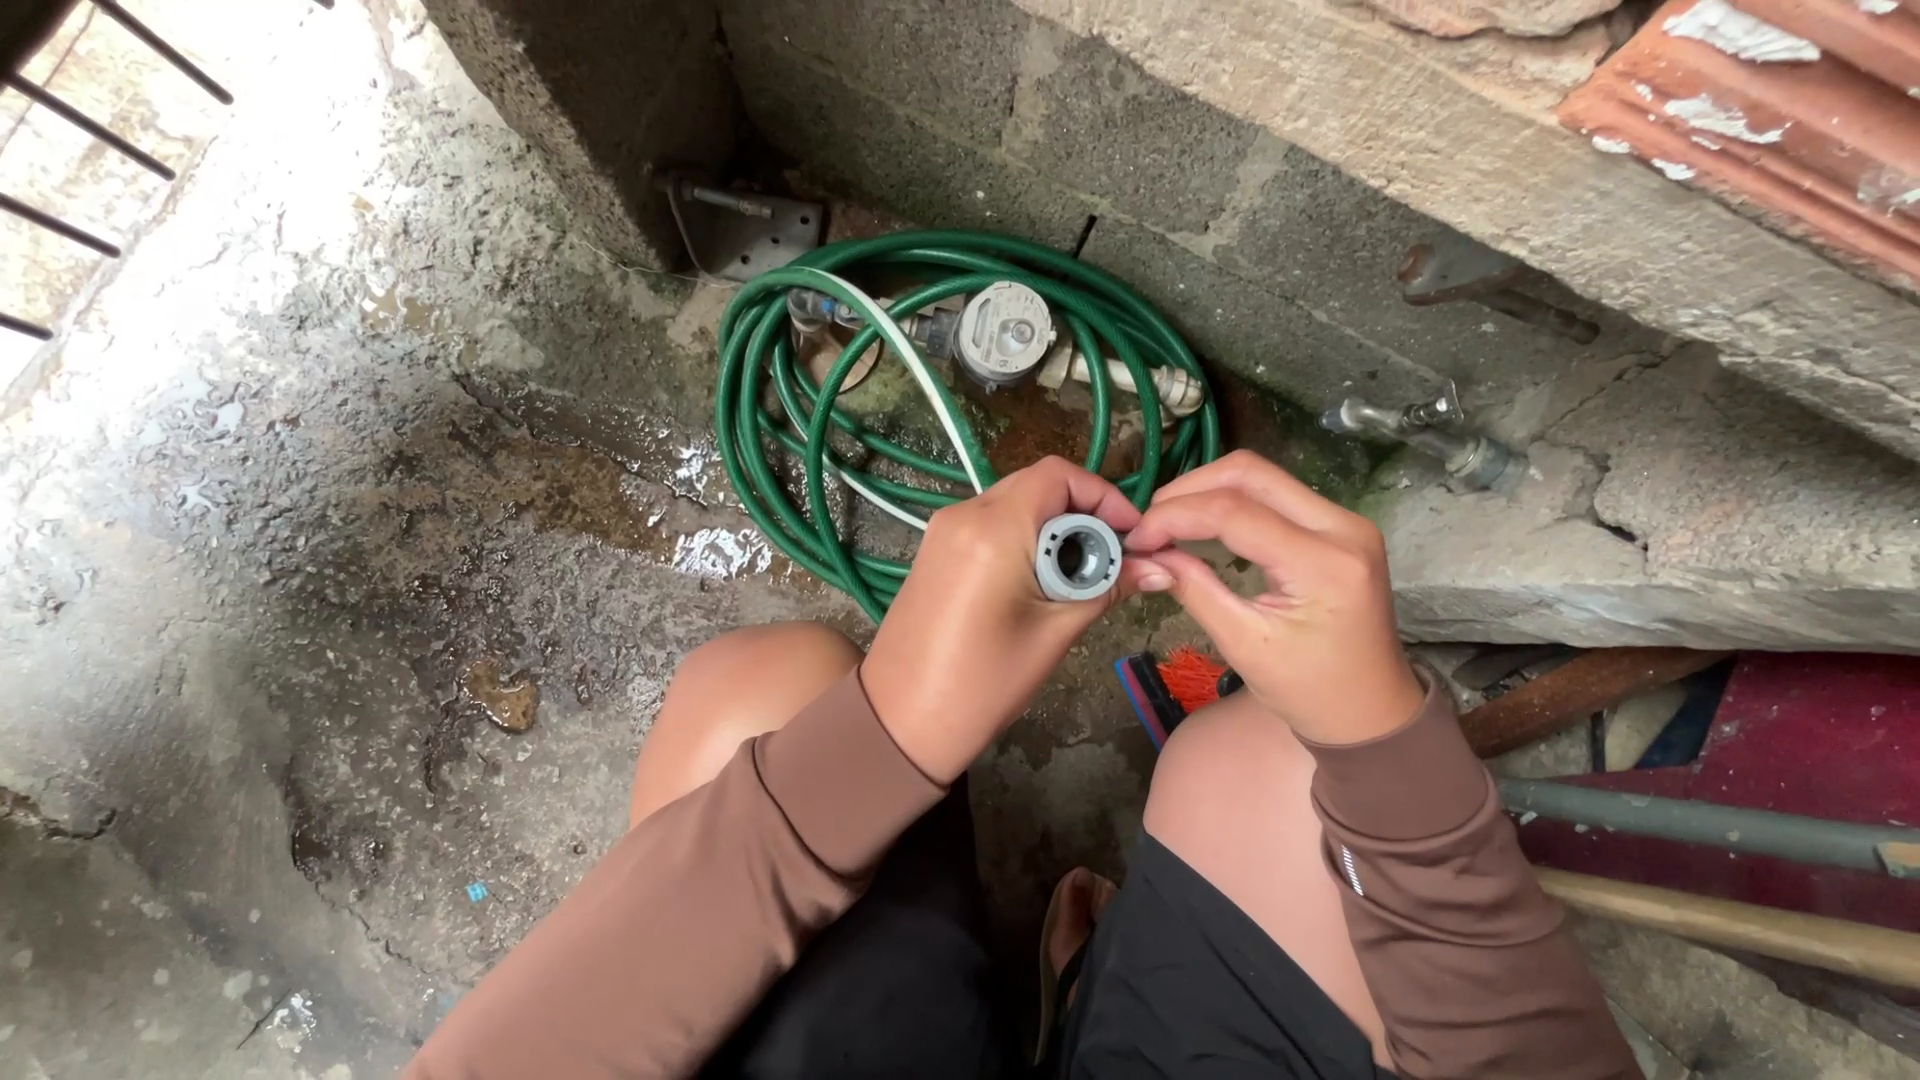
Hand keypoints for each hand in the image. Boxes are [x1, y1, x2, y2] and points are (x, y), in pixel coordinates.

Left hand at [863, 457, 1152, 782]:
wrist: (901, 720)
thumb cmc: (983, 683)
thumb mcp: (1054, 633)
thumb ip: (1106, 587)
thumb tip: (1161, 566)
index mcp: (994, 528)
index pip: (1059, 475)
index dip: (1104, 495)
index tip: (1132, 536)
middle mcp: (963, 514)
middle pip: (1036, 484)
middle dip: (1083, 511)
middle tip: (1114, 556)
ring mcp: (942, 530)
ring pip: (1014, 502)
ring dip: (1054, 525)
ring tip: (1082, 573)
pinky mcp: (935, 550)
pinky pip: (990, 523)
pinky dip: (1024, 536)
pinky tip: (1042, 578)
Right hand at [1123, 451, 1423, 745]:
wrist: (1371, 711)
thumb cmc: (1309, 690)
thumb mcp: (1243, 644)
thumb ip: (1194, 589)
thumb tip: (1147, 555)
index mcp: (1322, 563)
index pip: (1233, 512)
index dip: (1174, 517)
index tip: (1137, 539)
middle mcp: (1342, 527)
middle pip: (1250, 474)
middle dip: (1188, 490)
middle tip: (1149, 522)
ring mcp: (1344, 522)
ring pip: (1261, 477)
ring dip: (1207, 490)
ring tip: (1167, 521)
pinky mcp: (1337, 526)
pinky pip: (1274, 495)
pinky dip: (1230, 501)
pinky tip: (1202, 524)